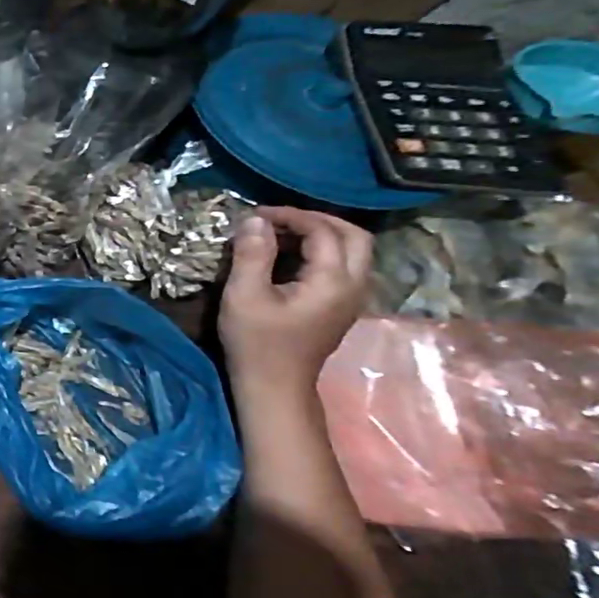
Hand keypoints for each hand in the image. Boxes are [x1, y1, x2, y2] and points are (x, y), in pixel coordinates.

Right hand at [220, 206, 373, 392]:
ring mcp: (353, 297)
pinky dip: (322, 251)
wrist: (274, 383)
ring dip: (321, 234)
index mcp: (333, 281)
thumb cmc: (256, 340)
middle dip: (316, 220)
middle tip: (278, 219)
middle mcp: (354, 285)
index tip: (256, 214)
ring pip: (353, 250)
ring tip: (280, 234)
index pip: (323, 231)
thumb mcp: (244, 295)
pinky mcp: (343, 305)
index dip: (291, 216)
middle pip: (353, 236)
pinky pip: (345, 265)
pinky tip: (290, 256)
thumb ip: (252, 255)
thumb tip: (254, 220)